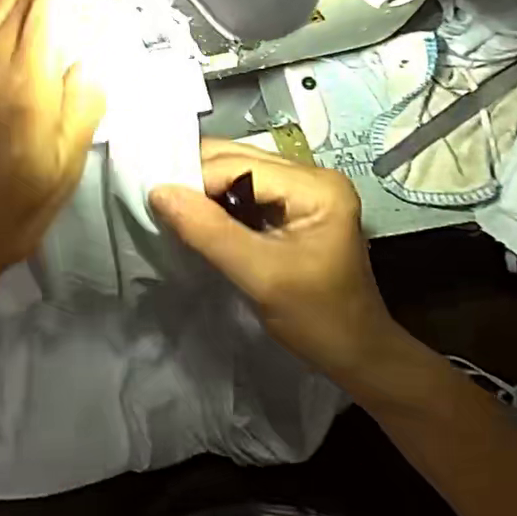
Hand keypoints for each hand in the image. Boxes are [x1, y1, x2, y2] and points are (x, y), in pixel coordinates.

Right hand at [150, 140, 414, 390]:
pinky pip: (244, 188)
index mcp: (316, 184)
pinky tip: (198, 217)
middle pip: (237, 159)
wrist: (358, 356)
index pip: (239, 165)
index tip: (158, 203)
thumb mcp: (260, 277)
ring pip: (236, 170)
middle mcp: (311, 174)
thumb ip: (209, 232)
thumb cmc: (318, 320)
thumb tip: (158, 191)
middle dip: (196, 178)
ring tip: (174, 209)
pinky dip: (217, 200)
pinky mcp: (293, 204)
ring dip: (203, 188)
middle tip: (159, 201)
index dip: (196, 181)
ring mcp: (303, 187)